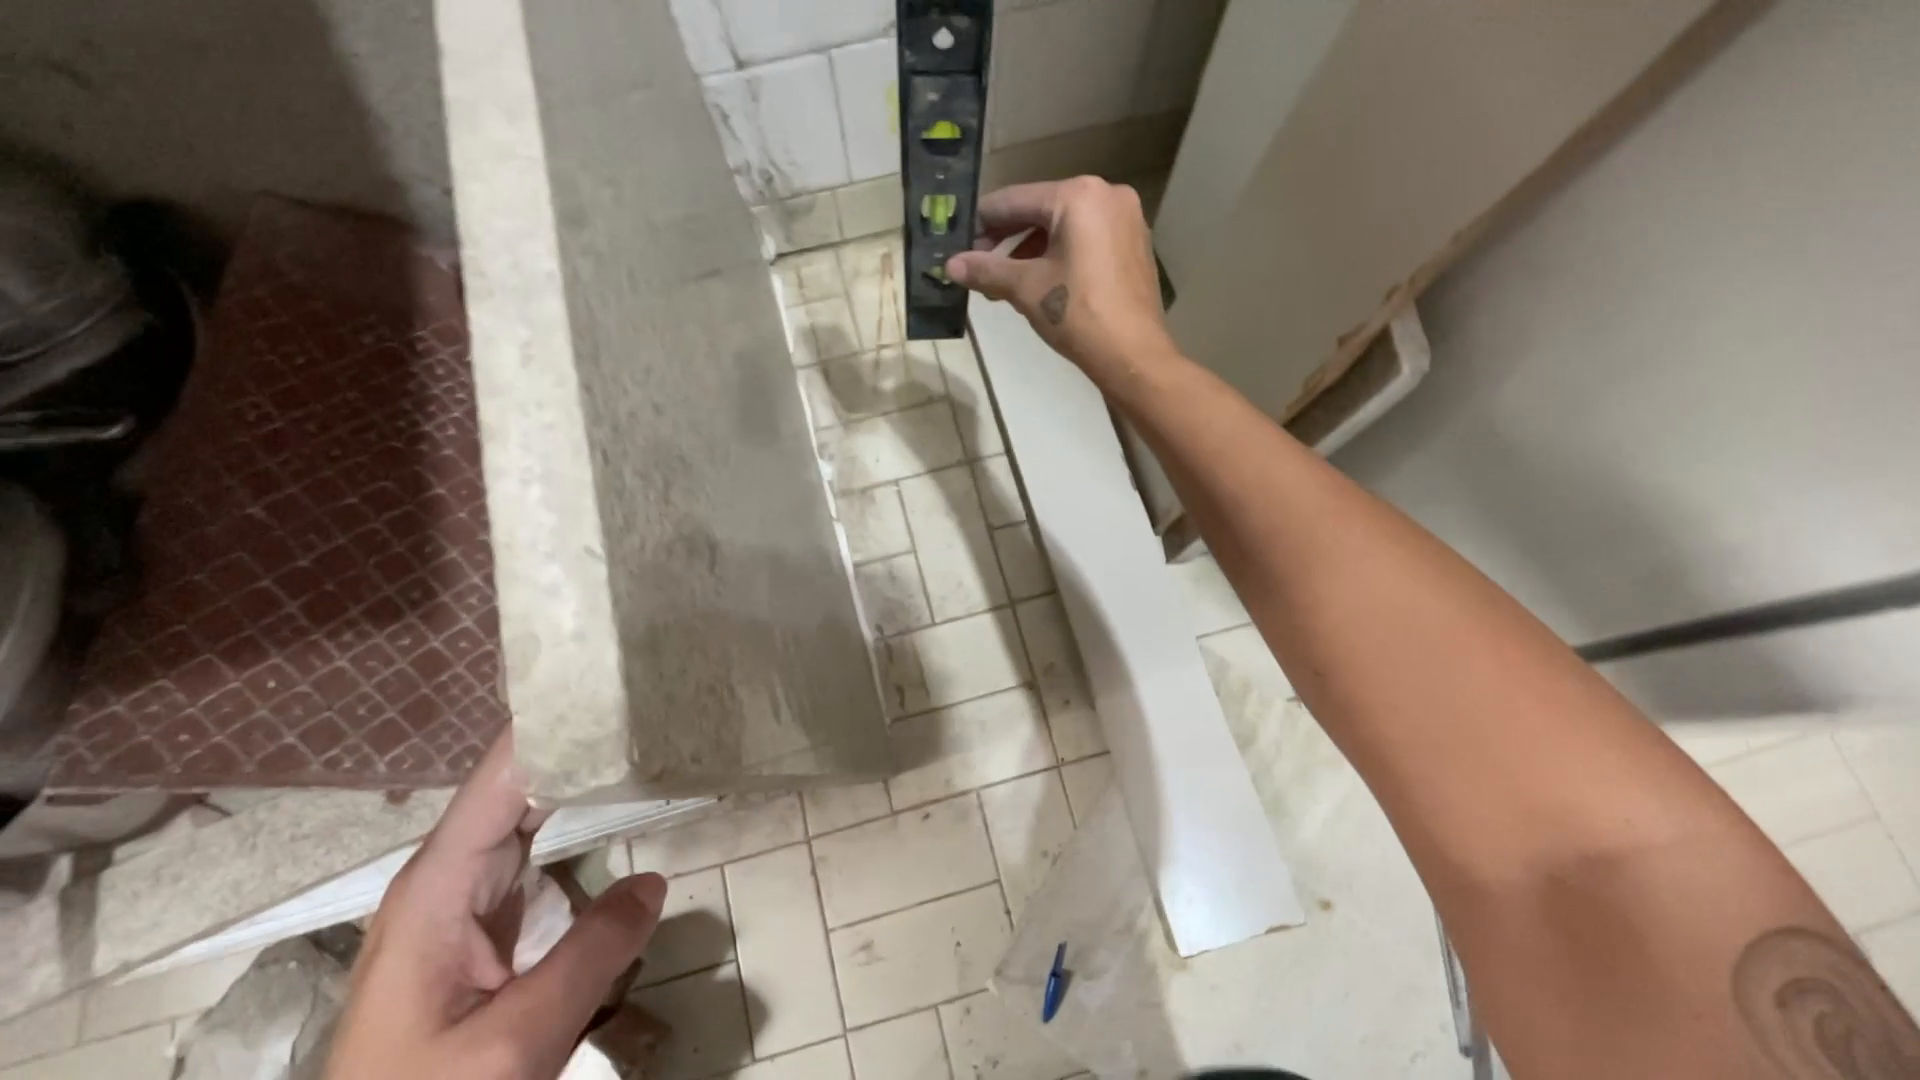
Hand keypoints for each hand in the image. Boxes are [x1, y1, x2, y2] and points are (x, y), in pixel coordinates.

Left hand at [326, 733, 667, 1078]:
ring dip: (579, 781)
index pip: (500, 780)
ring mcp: (462, 908)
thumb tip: (652, 880)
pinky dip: (577, 831)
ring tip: (638, 740)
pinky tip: (613, 812)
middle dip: (576, 743)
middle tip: (644, 704)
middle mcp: (446, 881)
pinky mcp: (482, 934)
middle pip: (516, 788)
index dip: (550, 727)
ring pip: (528, 822)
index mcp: (437, 887)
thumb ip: (590, 955)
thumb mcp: (514, 1040)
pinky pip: (535, 864)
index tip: (606, 682)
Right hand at [945, 177, 1176, 384]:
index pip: (1014, 200)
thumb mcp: (1025, 288)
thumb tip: (950, 265)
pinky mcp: (1134, 244)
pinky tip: (1039, 281)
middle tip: (979, 264)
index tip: (959, 241)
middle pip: (1041, 209)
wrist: (1132, 354)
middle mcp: (1106, 194)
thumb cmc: (1077, 314)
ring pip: (1064, 226)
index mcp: (1078, 195)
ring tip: (1004, 280)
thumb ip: (986, 270)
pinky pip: (1086, 238)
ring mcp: (1126, 218)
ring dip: (1030, 249)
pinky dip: (1060, 254)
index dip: (982, 221)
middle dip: (1007, 238)